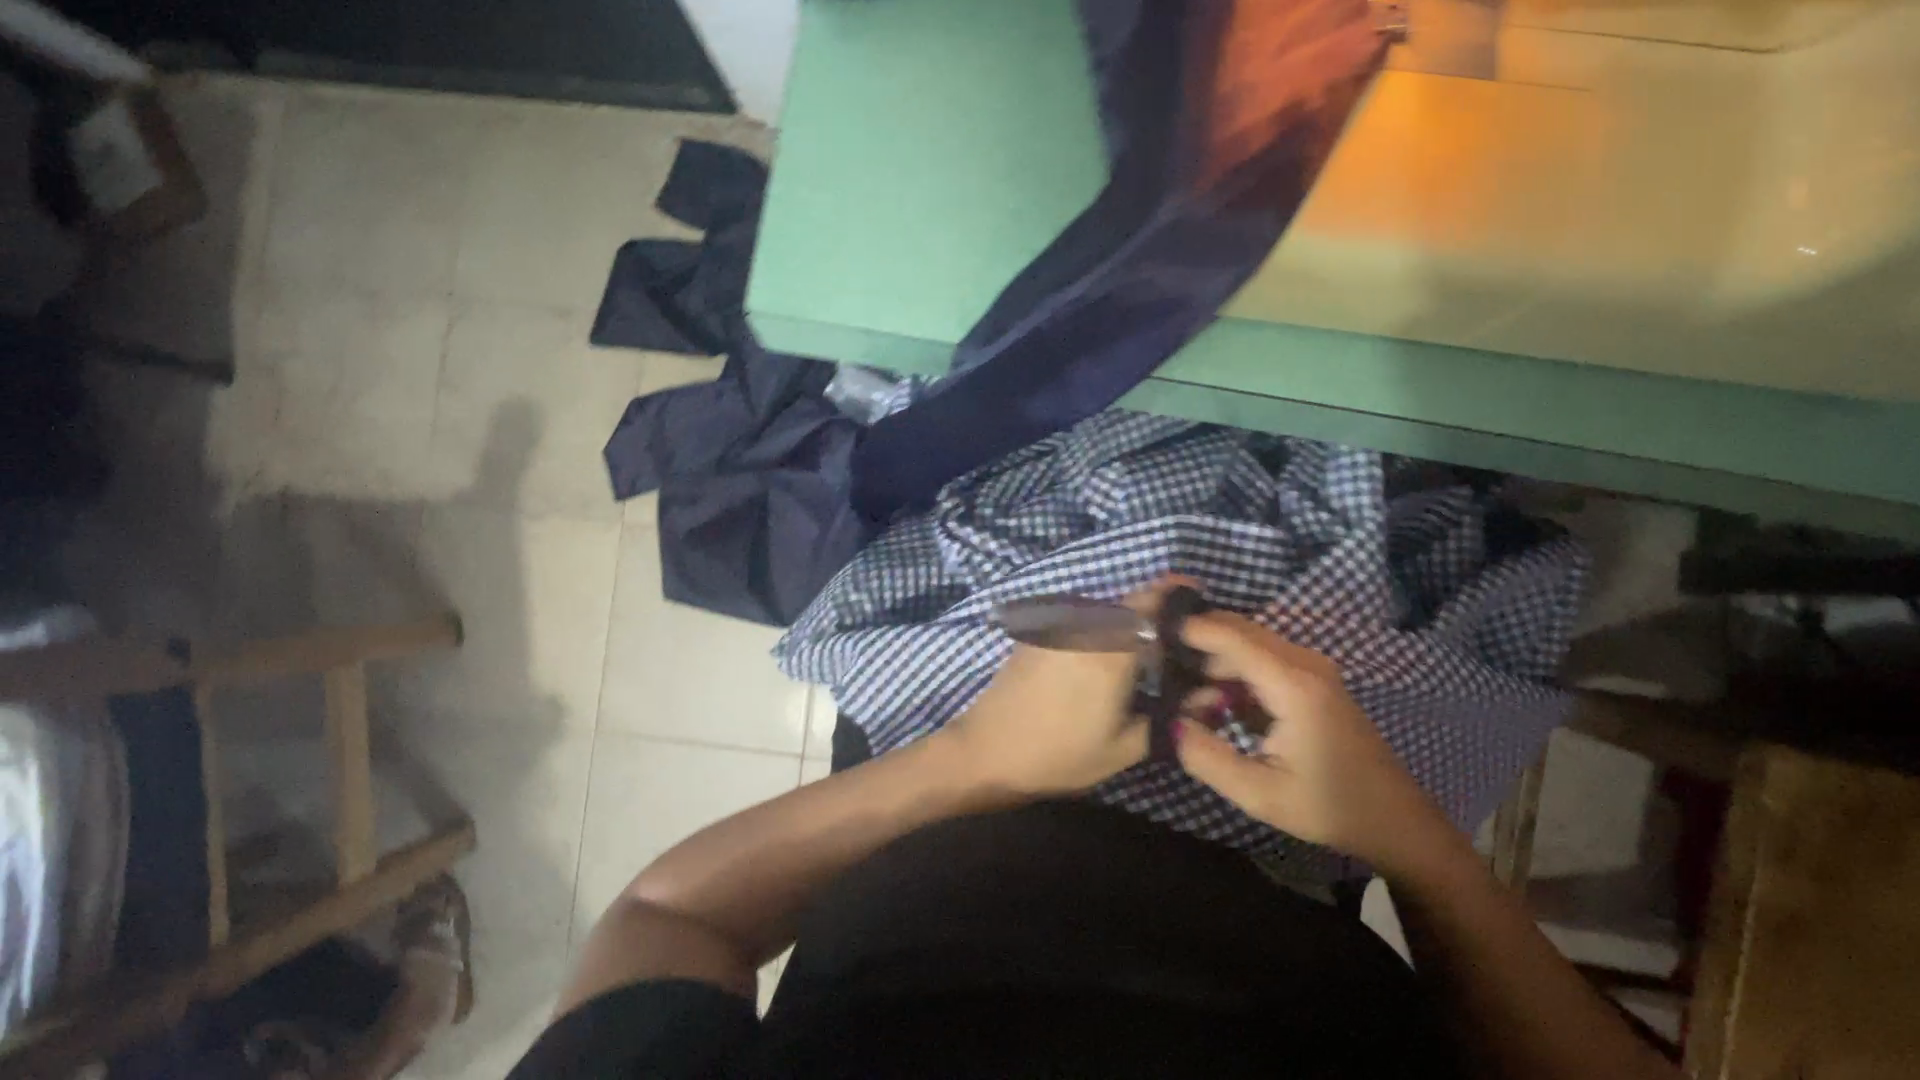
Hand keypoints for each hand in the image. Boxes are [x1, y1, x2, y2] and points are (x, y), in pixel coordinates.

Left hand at [939, 580, 1198, 795]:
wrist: (985, 751)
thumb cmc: (1059, 755)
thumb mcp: (1125, 747)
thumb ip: (1174, 716)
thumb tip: (1216, 693)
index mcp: (1112, 646)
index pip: (1156, 600)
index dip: (1184, 599)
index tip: (1207, 617)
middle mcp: (1086, 623)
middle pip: (1134, 600)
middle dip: (1163, 612)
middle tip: (1185, 643)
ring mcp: (1058, 624)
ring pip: (1110, 607)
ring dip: (1134, 619)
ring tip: (1153, 653)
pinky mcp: (1039, 631)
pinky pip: (1085, 617)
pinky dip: (1107, 627)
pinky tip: (1112, 658)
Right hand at [1172, 613, 1458, 872]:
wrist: (1392, 818)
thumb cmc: (1329, 806)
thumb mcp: (1258, 794)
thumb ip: (1207, 757)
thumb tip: (1170, 723)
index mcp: (1294, 686)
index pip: (1232, 636)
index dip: (1190, 628)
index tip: (1150, 633)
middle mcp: (1305, 664)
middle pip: (1239, 630)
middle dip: (1196, 640)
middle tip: (1155, 663)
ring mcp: (1312, 669)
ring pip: (1250, 642)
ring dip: (1213, 658)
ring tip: (1179, 690)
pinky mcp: (1313, 680)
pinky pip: (1263, 658)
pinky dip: (1233, 668)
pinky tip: (1213, 700)